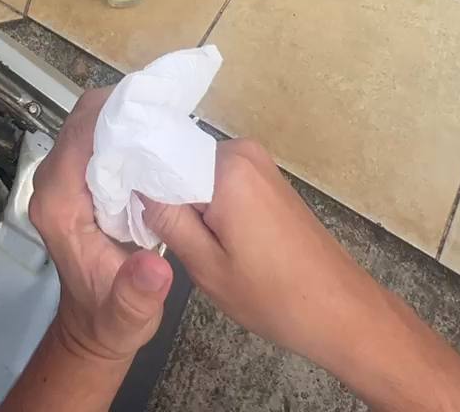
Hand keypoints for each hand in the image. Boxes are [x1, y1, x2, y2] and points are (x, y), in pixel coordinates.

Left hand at [27, 86, 173, 363]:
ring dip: (122, 114)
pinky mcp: (72, 177)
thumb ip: (136, 293)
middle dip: (122, 108)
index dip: (115, 116)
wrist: (92, 328)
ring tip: (162, 120)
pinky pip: (93, 135)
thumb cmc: (109, 319)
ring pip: (87, 122)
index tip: (155, 112)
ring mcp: (60, 177)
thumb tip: (153, 270)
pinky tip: (150, 136)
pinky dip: (120, 127)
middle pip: (82, 121)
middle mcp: (51, 183)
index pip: (80, 136)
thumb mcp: (128, 316)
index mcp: (58, 205)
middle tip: (166, 112)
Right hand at [146, 140, 459, 411]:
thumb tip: (136, 186)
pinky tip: (210, 234)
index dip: (138, 181)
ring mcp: (257, 160)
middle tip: (156, 233)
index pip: (160, 157)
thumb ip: (168, 221)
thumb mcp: (207, 267)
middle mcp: (241, 150)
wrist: (340, 309)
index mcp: (225, 167)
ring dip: (188, 199)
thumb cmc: (273, 295)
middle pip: (179, 161)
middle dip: (166, 192)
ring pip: (197, 171)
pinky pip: (220, 177)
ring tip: (187, 239)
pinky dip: (208, 200)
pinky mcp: (265, 175)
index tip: (118, 203)